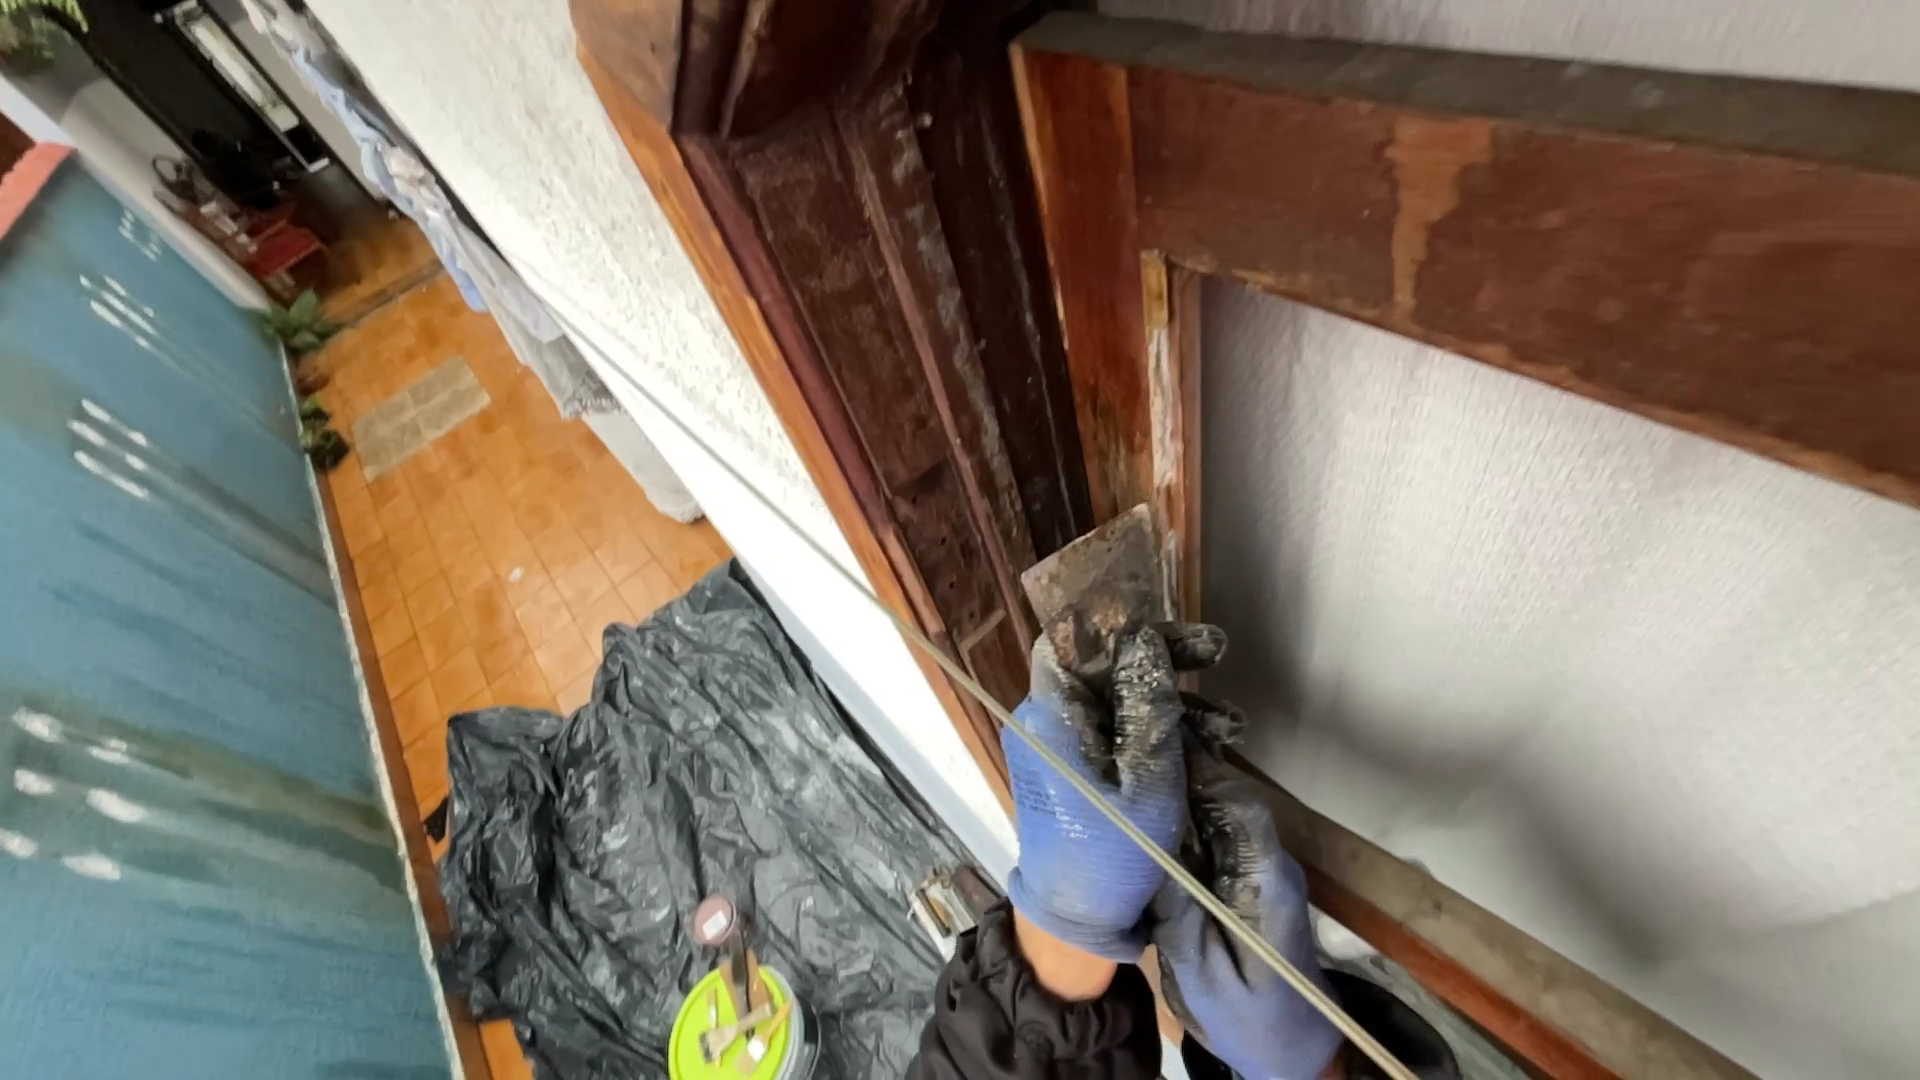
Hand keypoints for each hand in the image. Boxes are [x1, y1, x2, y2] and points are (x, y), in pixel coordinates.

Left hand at [1002, 623, 1223, 961]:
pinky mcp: (1078, 764)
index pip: (1069, 641)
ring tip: (1231, 722)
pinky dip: (1158, 732)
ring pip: (1117, 699)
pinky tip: (1211, 742)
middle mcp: (1047, 720)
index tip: (1165, 623)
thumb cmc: (1111, 857)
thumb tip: (1144, 639)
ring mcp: (1062, 742)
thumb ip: (1147, 708)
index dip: (1114, 624)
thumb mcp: (1146, 784)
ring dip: (1172, 702)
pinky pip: (1116, 730)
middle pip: (1102, 666)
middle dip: (1162, 660)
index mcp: (1049, 717)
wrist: (1078, 923)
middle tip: (1216, 649)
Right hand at [1153, 751, 1342, 1079]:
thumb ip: (1177, 913)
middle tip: (1126, 755)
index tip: (1153, 752)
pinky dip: (1183, 816)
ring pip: (1221, 810)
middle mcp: (1270, 862)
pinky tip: (1147, 812)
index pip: (1241, 805)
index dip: (1199, 772)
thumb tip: (1144, 848)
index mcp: (1267, 883)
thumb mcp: (1205, 977)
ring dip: (1180, 789)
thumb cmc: (1252, 1021)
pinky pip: (1216, 833)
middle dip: (1181, 772)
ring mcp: (1261, 867)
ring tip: (1129, 772)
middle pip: (1228, 798)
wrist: (1297, 1054)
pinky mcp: (1247, 876)